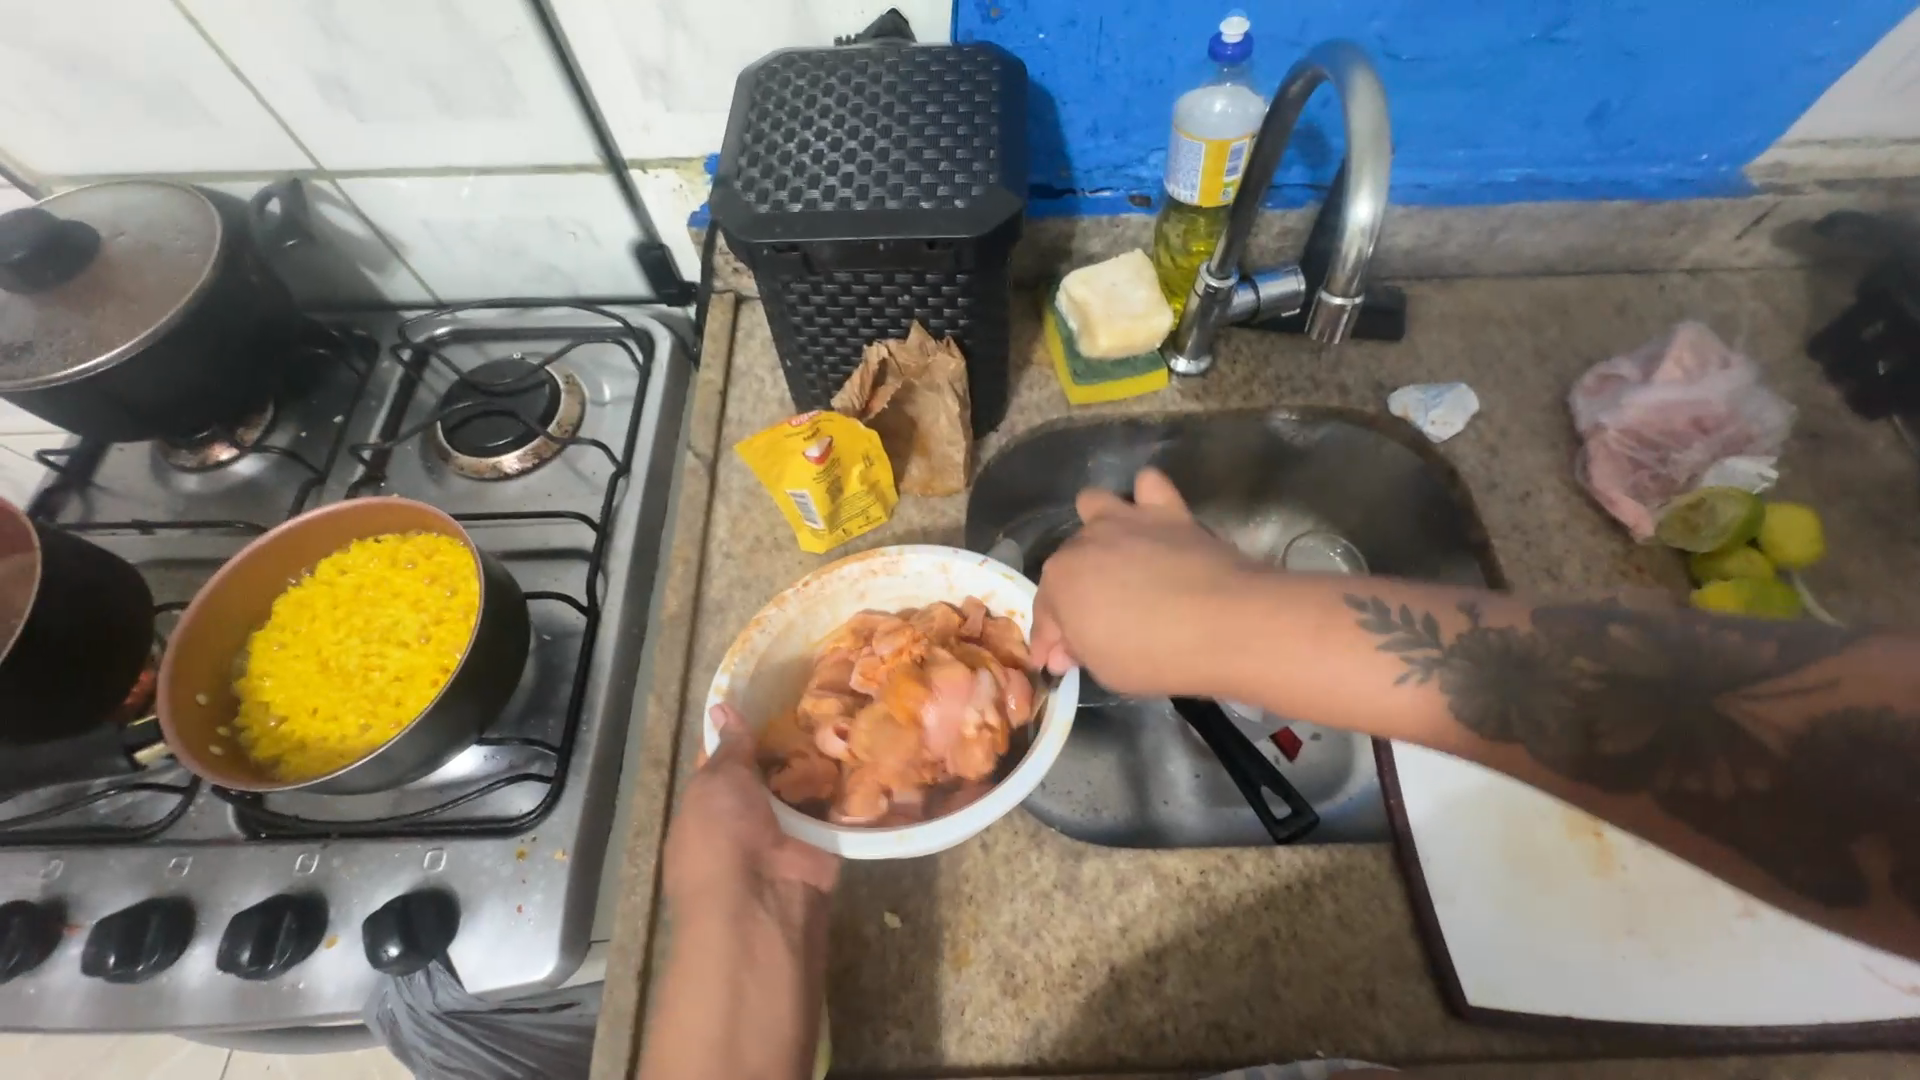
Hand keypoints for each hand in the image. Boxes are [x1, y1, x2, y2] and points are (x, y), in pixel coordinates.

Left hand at [664, 704, 839, 915]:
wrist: (760, 900)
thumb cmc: (721, 836)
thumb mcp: (716, 782)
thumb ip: (729, 748)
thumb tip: (721, 708)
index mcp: (710, 809)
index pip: (729, 763)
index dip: (746, 734)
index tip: (772, 699)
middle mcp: (748, 822)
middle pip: (774, 775)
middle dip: (794, 746)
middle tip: (822, 705)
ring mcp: (787, 835)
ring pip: (807, 790)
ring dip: (825, 765)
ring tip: (852, 719)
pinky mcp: (823, 845)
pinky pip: (837, 811)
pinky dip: (851, 790)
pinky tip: (871, 754)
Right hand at [1029, 467, 1265, 697]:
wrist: (1225, 624)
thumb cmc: (1154, 655)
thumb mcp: (1102, 670)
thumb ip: (1078, 651)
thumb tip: (1067, 648)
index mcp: (1060, 581)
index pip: (1045, 614)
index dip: (1051, 643)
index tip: (1060, 664)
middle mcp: (1084, 541)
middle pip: (1067, 565)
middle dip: (1074, 594)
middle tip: (1097, 626)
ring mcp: (1126, 520)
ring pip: (1094, 504)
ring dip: (1097, 529)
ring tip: (1116, 556)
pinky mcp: (1168, 511)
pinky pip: (1149, 485)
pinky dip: (1147, 499)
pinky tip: (1153, 521)